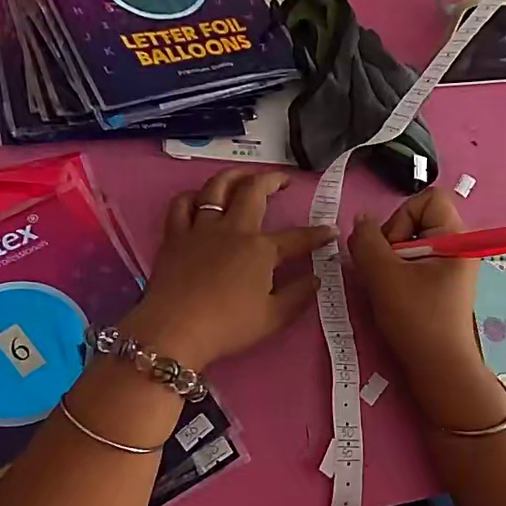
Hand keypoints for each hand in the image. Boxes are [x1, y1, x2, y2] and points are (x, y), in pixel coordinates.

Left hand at [122, 169, 334, 368]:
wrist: (175, 330)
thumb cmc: (228, 326)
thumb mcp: (273, 318)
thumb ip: (298, 296)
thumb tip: (316, 279)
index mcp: (261, 249)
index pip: (297, 237)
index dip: (317, 234)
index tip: (330, 231)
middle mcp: (233, 229)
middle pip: (254, 191)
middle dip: (273, 180)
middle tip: (283, 181)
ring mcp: (201, 229)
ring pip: (217, 188)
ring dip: (234, 176)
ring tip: (244, 176)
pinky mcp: (175, 236)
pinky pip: (182, 204)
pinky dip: (193, 196)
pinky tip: (200, 198)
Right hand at [348, 190, 505, 428]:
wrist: (439, 370)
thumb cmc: (417, 320)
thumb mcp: (383, 276)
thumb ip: (366, 241)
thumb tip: (361, 221)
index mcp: (456, 238)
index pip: (429, 198)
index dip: (403, 216)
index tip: (393, 249)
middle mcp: (458, 247)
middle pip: (416, 219)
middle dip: (392, 241)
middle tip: (386, 271)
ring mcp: (450, 268)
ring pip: (410, 244)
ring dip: (390, 261)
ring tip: (386, 288)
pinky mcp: (441, 286)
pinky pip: (413, 264)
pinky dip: (397, 275)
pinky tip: (392, 297)